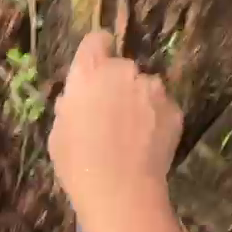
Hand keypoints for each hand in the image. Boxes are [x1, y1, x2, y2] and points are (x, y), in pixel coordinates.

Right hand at [48, 32, 183, 230]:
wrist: (120, 191)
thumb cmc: (78, 164)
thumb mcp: (58, 135)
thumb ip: (70, 108)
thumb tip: (76, 102)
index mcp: (90, 72)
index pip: (96, 40)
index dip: (96, 54)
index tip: (95, 74)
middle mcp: (124, 71)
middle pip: (122, 68)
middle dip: (118, 86)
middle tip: (111, 118)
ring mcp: (153, 89)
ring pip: (145, 89)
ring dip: (140, 104)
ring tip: (132, 137)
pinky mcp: (174, 110)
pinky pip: (163, 109)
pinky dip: (157, 122)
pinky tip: (147, 147)